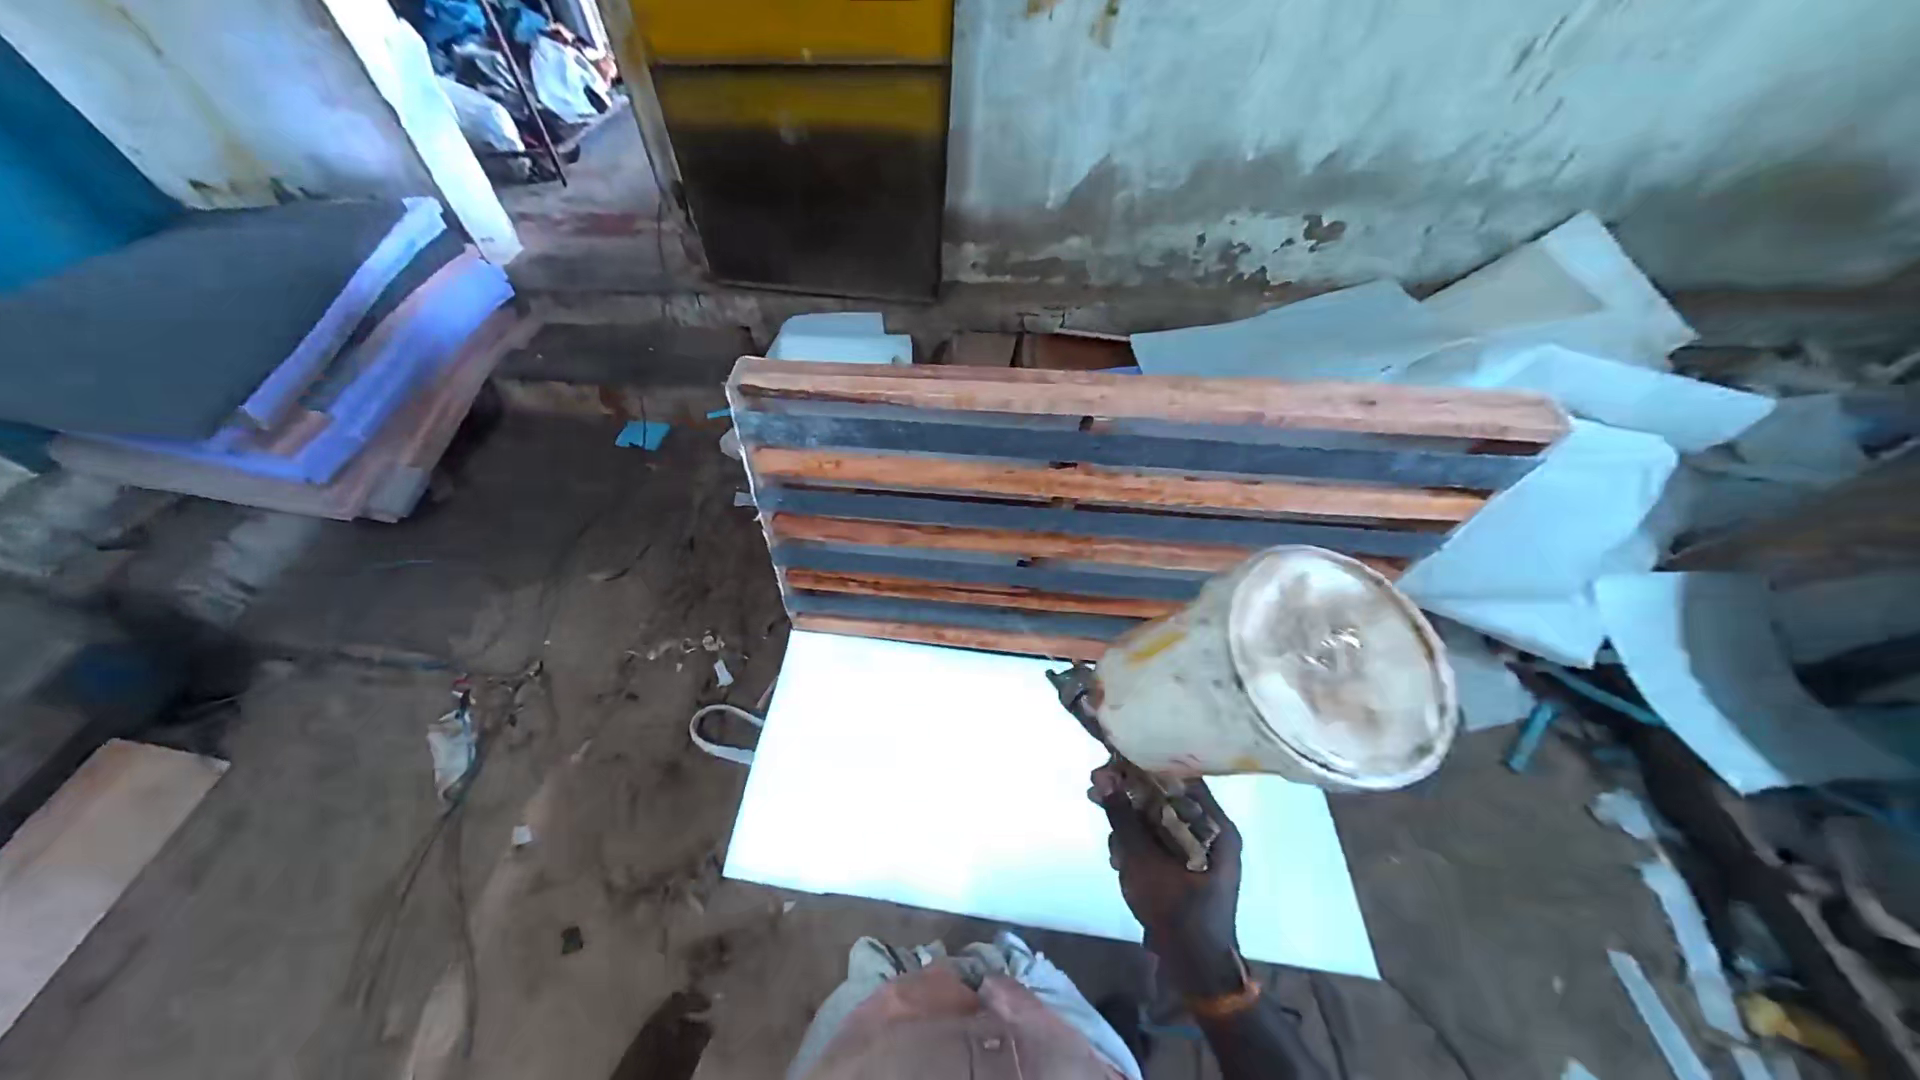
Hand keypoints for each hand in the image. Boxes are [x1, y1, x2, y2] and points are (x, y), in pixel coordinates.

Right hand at [1091, 765, 1244, 996]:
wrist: (1195, 969)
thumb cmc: (1175, 909)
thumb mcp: (1142, 859)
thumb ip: (1122, 816)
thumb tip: (1103, 776)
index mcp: (1216, 825)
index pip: (1180, 777)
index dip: (1143, 767)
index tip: (1111, 764)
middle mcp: (1214, 833)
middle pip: (1166, 798)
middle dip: (1129, 800)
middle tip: (1097, 793)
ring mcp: (1202, 853)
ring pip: (1159, 821)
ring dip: (1130, 827)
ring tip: (1114, 849)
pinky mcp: (1189, 869)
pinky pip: (1161, 843)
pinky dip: (1140, 846)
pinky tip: (1121, 861)